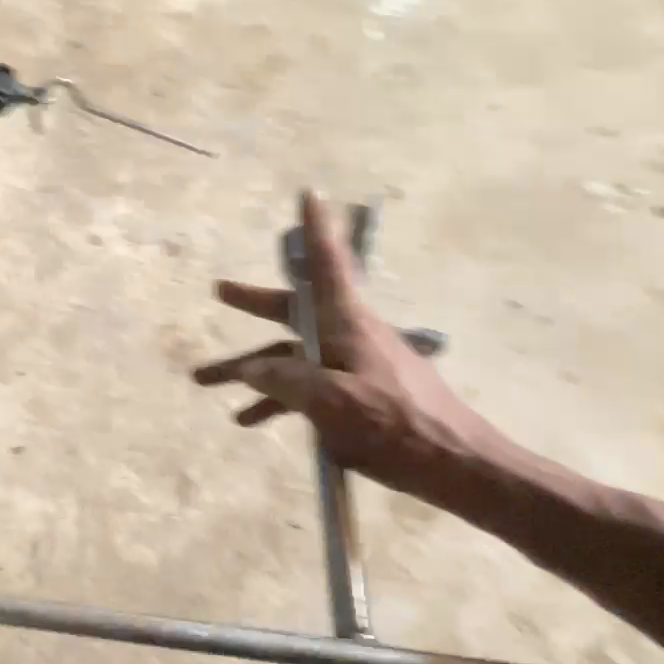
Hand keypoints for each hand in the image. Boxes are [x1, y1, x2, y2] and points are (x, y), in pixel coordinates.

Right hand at [193, 191, 500, 501]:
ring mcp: (354, 368)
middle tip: (221, 292)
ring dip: (250, 371)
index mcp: (348, 327)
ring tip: (206, 384)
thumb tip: (252, 369)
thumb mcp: (331, 403)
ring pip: (291, 358)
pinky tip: (250, 420)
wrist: (457, 467)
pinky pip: (305, 387)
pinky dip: (276, 399)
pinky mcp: (358, 396)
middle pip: (295, 312)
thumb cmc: (396, 427)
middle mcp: (349, 338)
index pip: (328, 267)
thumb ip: (286, 381)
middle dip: (256, 305)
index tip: (310, 196)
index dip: (316, 232)